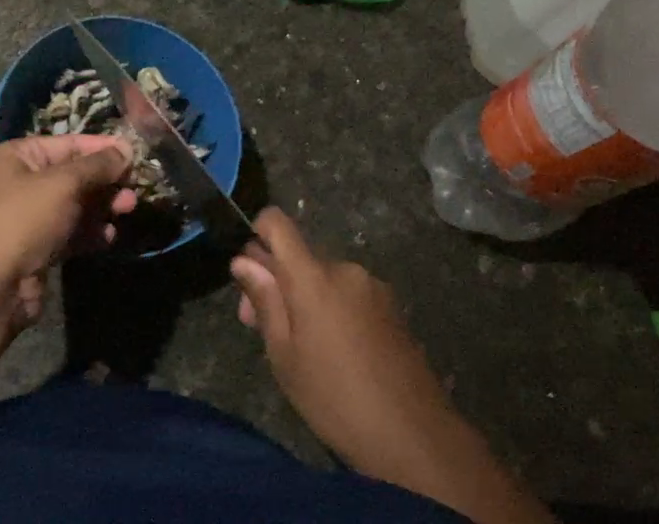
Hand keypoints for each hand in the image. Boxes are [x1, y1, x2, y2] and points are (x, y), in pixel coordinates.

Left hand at [0, 135, 137, 323]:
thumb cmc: (26, 219)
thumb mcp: (64, 184)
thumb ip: (97, 166)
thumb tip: (124, 149)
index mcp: (20, 156)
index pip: (68, 144)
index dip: (102, 148)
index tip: (135, 153)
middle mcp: (24, 181)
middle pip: (75, 175)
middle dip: (106, 181)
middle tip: (135, 188)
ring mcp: (32, 216)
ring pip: (77, 204)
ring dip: (103, 206)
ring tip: (128, 209)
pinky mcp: (41, 246)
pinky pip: (73, 232)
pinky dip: (91, 232)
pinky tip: (109, 237)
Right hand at [229, 209, 452, 469]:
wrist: (415, 437)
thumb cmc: (335, 397)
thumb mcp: (284, 354)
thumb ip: (264, 300)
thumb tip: (243, 261)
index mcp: (313, 276)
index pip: (277, 222)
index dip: (256, 234)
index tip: (248, 272)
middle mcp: (345, 270)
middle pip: (298, 256)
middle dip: (275, 281)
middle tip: (260, 327)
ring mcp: (374, 288)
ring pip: (324, 277)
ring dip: (304, 298)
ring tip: (300, 346)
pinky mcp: (392, 309)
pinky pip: (349, 294)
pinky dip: (332, 309)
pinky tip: (334, 352)